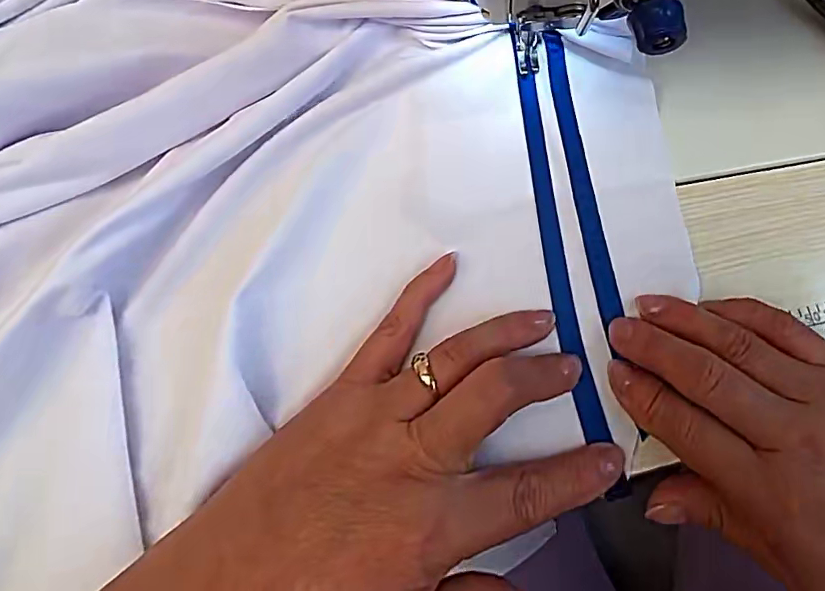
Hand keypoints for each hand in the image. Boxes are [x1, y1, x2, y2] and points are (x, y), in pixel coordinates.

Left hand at [106, 254, 623, 590]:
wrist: (215, 589)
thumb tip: (514, 581)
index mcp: (428, 525)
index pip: (524, 494)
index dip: (576, 475)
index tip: (610, 455)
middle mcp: (410, 457)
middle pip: (496, 397)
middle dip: (544, 378)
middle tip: (573, 369)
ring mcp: (375, 412)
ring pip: (456, 356)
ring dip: (503, 333)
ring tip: (540, 319)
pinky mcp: (341, 391)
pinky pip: (389, 332)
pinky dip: (419, 294)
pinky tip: (446, 266)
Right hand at [606, 296, 824, 590]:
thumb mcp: (781, 561)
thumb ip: (713, 513)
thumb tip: (659, 497)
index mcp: (775, 493)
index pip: (687, 428)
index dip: (644, 397)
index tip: (619, 376)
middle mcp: (796, 437)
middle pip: (704, 375)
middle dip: (653, 347)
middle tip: (621, 330)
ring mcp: (824, 398)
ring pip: (736, 342)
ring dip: (686, 319)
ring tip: (651, 305)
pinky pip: (784, 328)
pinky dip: (742, 311)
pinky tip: (714, 306)